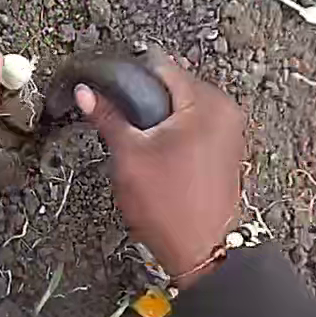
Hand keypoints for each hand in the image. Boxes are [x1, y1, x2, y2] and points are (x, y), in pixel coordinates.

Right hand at [75, 53, 245, 284]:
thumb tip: (86, 93)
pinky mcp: (225, 149)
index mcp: (206, 103)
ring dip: (159, 116)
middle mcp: (224, 110)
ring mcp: (229, 131)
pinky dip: (174, 131)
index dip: (128, 74)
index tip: (109, 87)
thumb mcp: (129, 155)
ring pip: (182, 106)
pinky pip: (194, 125)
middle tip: (122, 121)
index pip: (161, 65)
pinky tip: (158, 153)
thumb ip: (108, 117)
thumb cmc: (170, 207)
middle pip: (174, 84)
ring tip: (140, 142)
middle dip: (145, 98)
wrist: (202, 251)